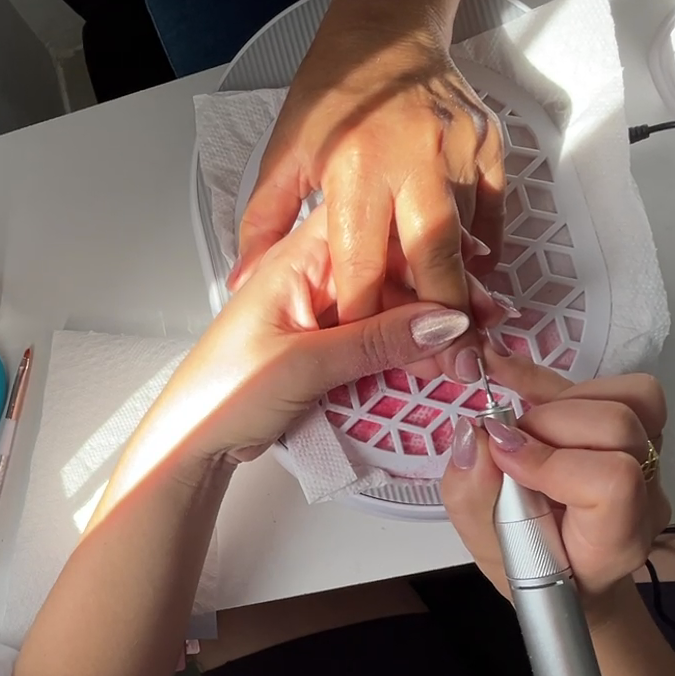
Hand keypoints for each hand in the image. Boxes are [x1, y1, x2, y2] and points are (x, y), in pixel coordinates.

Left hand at [138, 211, 471, 468]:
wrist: (192, 440)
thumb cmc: (224, 392)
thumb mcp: (303, 363)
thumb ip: (376, 340)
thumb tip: (445, 322)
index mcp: (296, 260)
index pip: (372, 235)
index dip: (424, 254)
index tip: (469, 287)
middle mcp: (312, 278)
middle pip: (388, 273)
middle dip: (436, 299)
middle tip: (482, 328)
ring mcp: (320, 312)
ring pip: (388, 308)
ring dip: (427, 329)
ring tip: (468, 352)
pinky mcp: (324, 346)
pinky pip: (375, 338)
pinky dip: (406, 350)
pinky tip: (437, 361)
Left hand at [235, 0, 505, 372]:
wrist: (388, 28)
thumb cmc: (330, 95)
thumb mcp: (284, 154)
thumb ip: (263, 222)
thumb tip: (241, 280)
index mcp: (354, 165)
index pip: (360, 260)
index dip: (361, 312)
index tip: (360, 345)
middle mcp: (414, 156)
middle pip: (433, 255)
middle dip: (436, 312)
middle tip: (437, 354)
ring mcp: (459, 148)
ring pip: (469, 237)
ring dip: (461, 285)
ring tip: (455, 325)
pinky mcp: (489, 144)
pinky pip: (495, 213)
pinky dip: (484, 249)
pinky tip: (470, 273)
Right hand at [441, 353, 670, 612]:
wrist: (567, 569)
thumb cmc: (527, 566)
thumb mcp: (483, 546)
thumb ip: (471, 495)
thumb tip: (473, 434)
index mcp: (614, 540)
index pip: (612, 482)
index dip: (550, 460)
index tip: (502, 458)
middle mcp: (647, 498)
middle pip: (620, 427)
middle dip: (549, 422)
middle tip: (507, 443)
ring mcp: (651, 463)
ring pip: (632, 398)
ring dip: (562, 401)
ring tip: (525, 425)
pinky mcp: (637, 432)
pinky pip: (616, 385)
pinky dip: (559, 379)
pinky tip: (512, 377)